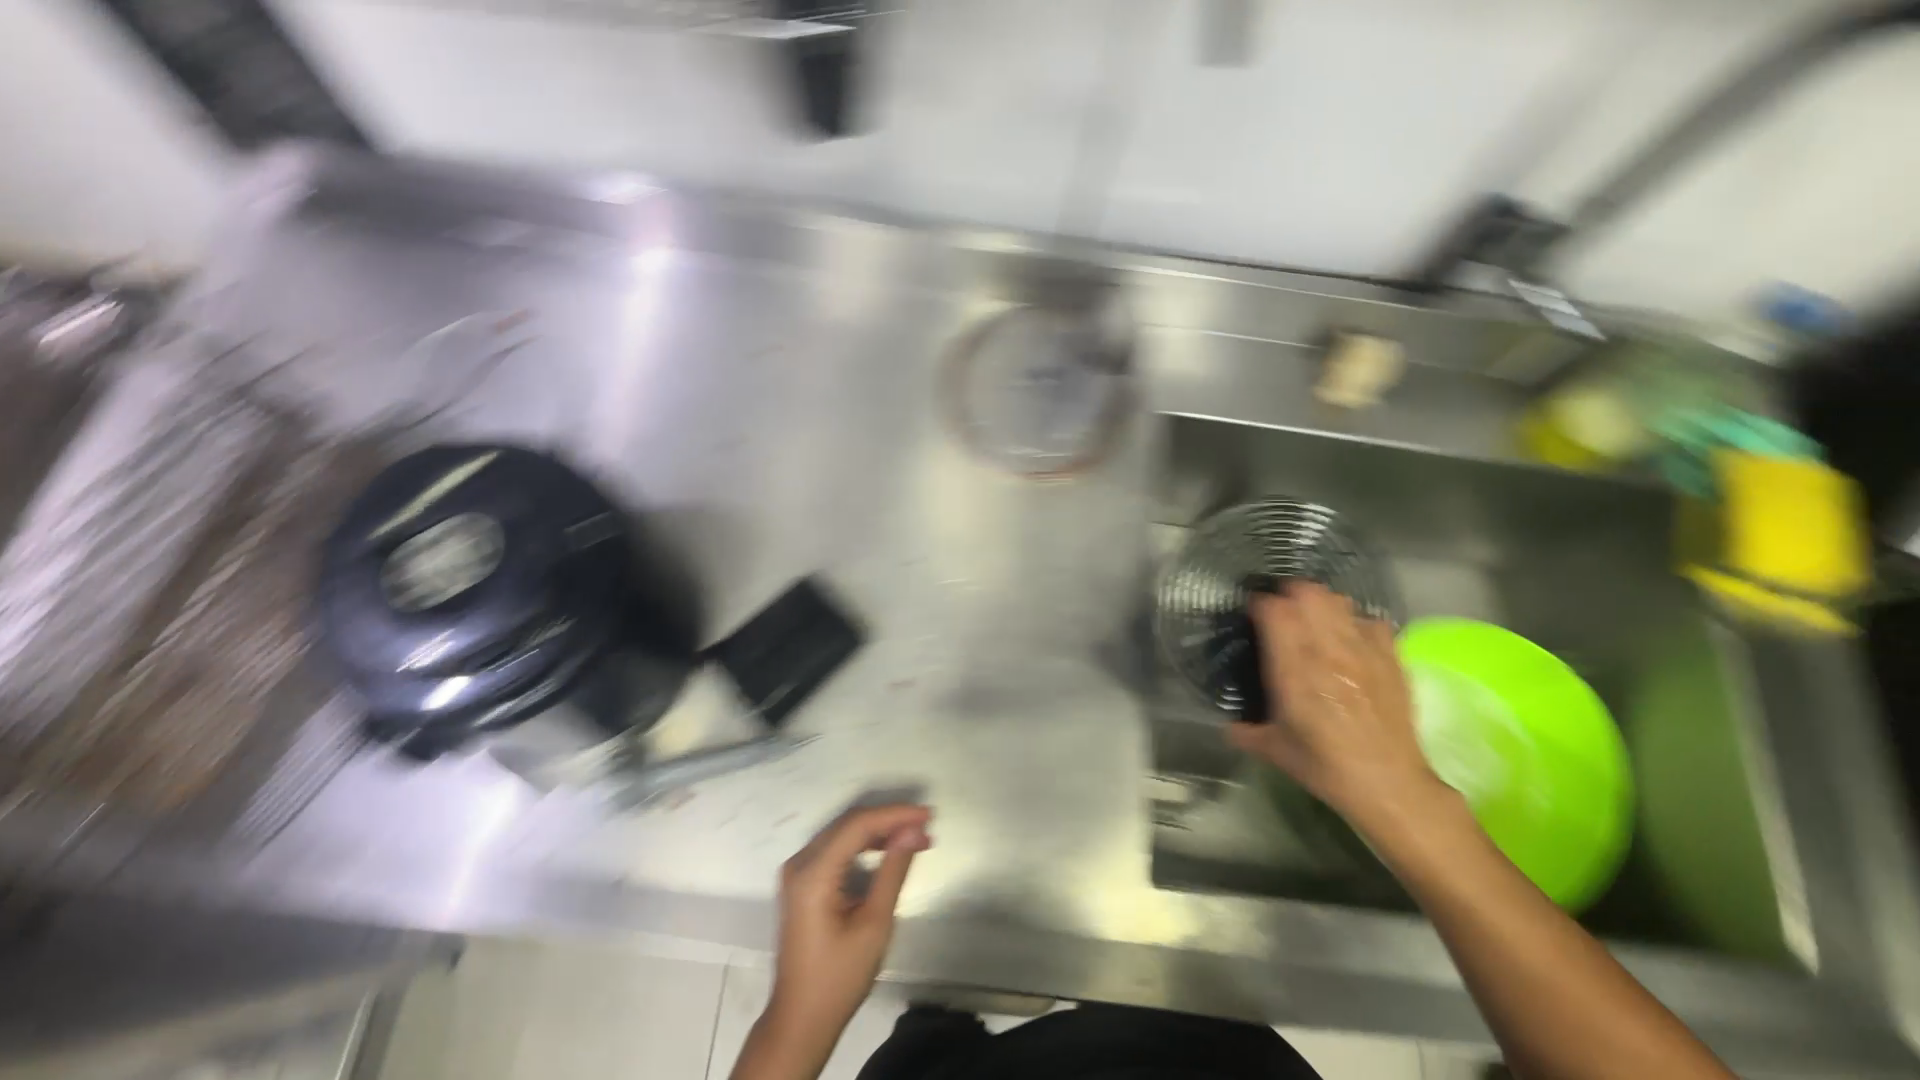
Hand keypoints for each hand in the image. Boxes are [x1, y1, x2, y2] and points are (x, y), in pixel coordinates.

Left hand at [767, 804, 931, 1044]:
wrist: (801, 1018)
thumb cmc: (840, 977)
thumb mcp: (875, 923)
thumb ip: (893, 871)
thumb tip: (914, 832)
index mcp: (813, 873)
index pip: (857, 825)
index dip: (895, 815)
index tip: (929, 816)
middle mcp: (799, 864)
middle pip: (848, 825)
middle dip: (889, 821)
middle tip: (927, 828)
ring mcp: (797, 873)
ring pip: (842, 835)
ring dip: (878, 832)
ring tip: (916, 838)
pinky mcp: (802, 884)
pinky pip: (835, 851)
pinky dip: (863, 847)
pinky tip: (889, 851)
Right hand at [1224, 583, 1440, 830]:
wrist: (1388, 784)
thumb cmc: (1324, 766)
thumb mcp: (1274, 750)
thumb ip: (1246, 731)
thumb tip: (1229, 725)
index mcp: (1293, 670)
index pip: (1274, 611)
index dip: (1259, 605)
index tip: (1252, 613)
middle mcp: (1328, 651)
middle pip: (1308, 594)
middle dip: (1290, 595)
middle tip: (1282, 610)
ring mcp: (1363, 651)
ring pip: (1338, 601)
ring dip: (1320, 604)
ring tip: (1314, 619)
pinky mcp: (1391, 658)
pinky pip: (1371, 621)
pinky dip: (1356, 622)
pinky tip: (1351, 639)